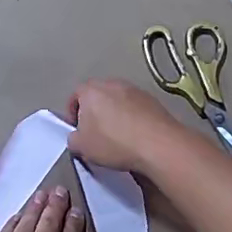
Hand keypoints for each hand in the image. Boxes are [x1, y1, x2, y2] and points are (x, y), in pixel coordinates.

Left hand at [0, 188, 83, 231]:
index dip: (75, 222)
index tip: (76, 212)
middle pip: (51, 220)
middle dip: (57, 204)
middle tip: (59, 191)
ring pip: (29, 218)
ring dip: (36, 205)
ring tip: (41, 195)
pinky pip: (7, 228)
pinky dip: (14, 219)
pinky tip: (16, 215)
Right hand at [65, 78, 185, 172]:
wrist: (158, 145)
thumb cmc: (114, 142)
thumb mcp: (81, 147)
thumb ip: (73, 138)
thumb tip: (77, 137)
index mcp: (90, 90)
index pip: (75, 96)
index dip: (73, 114)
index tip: (77, 129)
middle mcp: (112, 84)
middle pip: (98, 96)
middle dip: (95, 112)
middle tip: (95, 133)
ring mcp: (135, 90)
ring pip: (118, 101)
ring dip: (115, 114)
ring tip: (117, 137)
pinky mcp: (154, 101)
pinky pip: (136, 108)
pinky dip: (133, 119)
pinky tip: (135, 137)